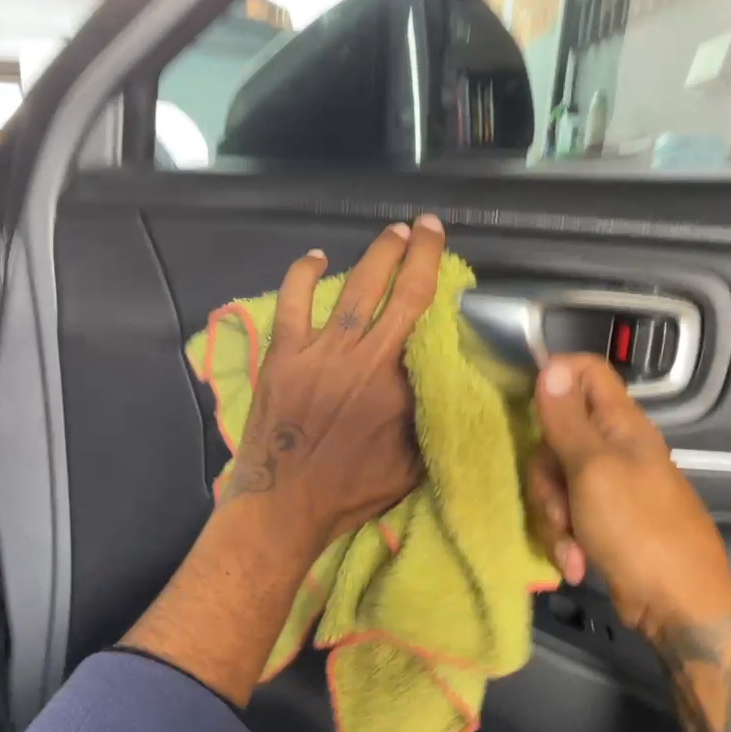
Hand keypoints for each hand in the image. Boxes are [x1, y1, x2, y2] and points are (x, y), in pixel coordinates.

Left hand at [220, 214, 445, 555]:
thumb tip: (447, 386)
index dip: (437, 279)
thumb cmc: (351, 492)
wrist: (284, 506)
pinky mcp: (283, 356)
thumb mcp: (412, 466)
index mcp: (399, 386)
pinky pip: (293, 302)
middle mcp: (363, 359)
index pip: (426, 321)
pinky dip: (304, 274)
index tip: (444, 253)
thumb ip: (429, 420)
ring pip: (351, 288)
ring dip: (374, 255)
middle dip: (413, 251)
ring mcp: (318, 354)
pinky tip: (317, 258)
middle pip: (395, 290)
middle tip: (423, 226)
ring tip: (390, 235)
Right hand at [523, 354, 730, 634]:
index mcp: (621, 425)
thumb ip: (567, 421)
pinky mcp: (598, 521)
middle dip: (545, 478)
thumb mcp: (594, 471)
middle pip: (554, 438)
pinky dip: (564, 541)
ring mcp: (606, 487)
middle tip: (559, 507)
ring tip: (571, 548)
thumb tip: (551, 366)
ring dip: (552, 519)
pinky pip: (563, 516)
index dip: (555, 378)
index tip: (528, 409)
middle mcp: (613, 449)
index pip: (586, 372)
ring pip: (553, 482)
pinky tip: (576, 563)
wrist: (675, 604)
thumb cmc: (639, 530)